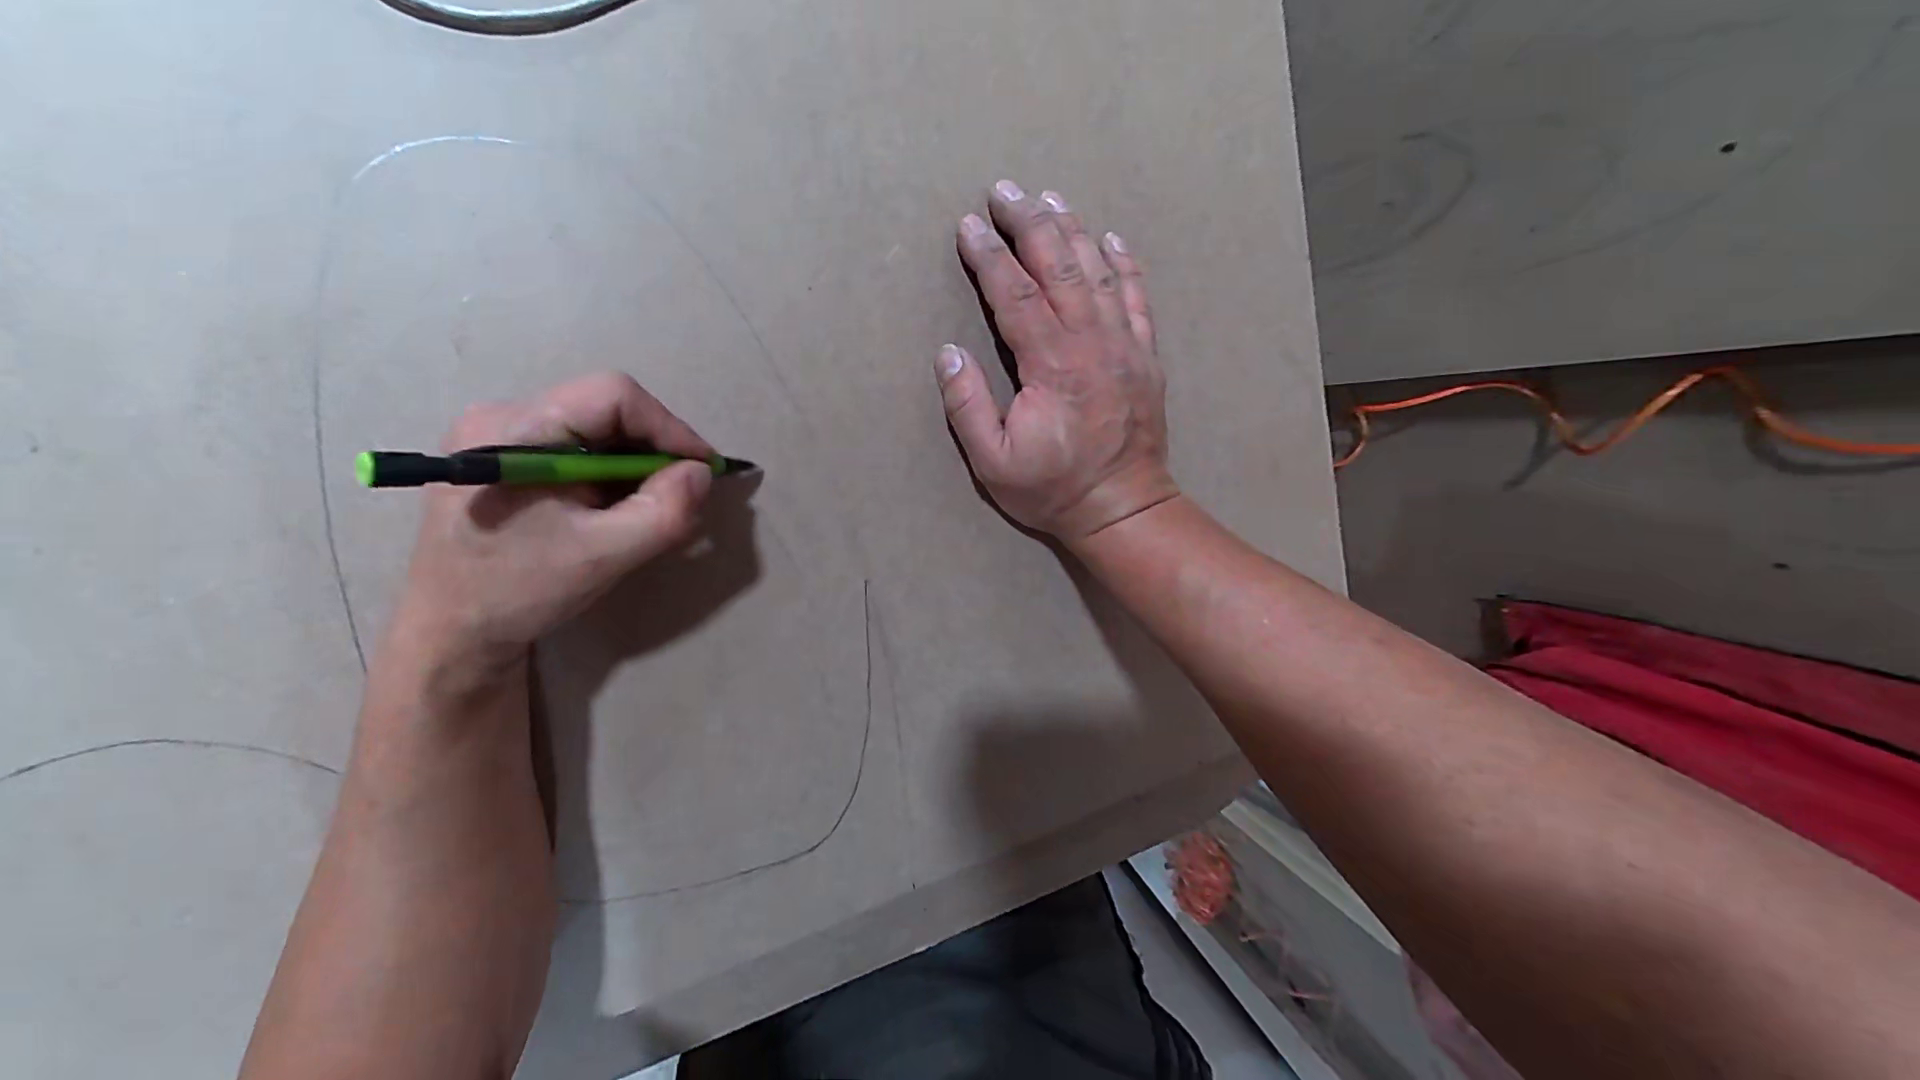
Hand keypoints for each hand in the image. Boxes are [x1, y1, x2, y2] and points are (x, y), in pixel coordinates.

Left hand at [386, 373, 715, 669]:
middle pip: (605, 409)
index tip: (703, 469)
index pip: (612, 396)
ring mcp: (500, 436)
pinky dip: (613, 474)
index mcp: (513, 431)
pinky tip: (617, 509)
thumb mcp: (604, 556)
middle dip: (655, 449)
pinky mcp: (506, 457)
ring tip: (650, 507)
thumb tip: (702, 472)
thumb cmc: (519, 592)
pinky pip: (579, 447)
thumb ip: (663, 511)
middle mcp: (501, 417)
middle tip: (682, 493)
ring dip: (636, 464)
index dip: (668, 427)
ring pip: (596, 428)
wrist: (451, 631)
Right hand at [938, 181, 1177, 540]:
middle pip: (1058, 267)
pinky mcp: (1146, 357)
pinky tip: (1109, 237)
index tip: (969, 226)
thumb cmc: (1052, 490)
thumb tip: (948, 353)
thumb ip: (967, 406)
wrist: (1123, 508)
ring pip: (1099, 272)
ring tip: (1049, 198)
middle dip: (1029, 223)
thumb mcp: (993, 462)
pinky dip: (1124, 263)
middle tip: (1005, 190)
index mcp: (1052, 366)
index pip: (1016, 295)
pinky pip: (1138, 298)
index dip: (989, 257)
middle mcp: (1092, 343)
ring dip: (1071, 230)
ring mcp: (1125, 346)